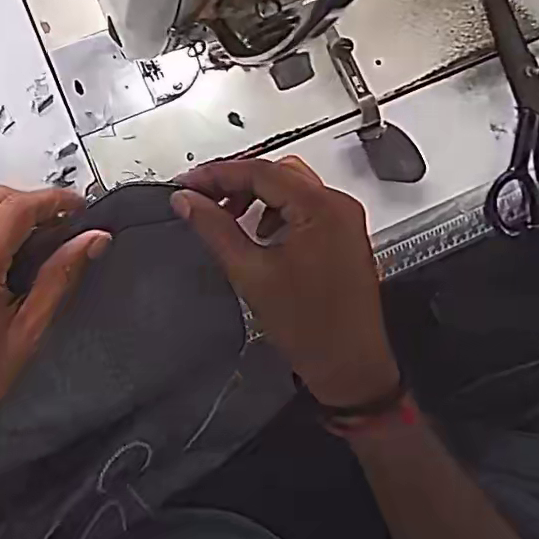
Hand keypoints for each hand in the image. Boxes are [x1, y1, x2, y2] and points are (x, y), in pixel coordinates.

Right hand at [172, 156, 398, 407]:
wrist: (349, 366)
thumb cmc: (314, 329)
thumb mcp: (249, 272)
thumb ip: (214, 228)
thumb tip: (189, 202)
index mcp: (321, 209)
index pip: (260, 172)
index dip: (217, 174)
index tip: (189, 182)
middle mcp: (338, 207)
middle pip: (276, 172)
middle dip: (234, 180)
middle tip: (201, 194)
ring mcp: (343, 220)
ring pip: (290, 186)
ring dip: (254, 193)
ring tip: (225, 213)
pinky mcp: (342, 234)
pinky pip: (303, 205)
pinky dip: (274, 208)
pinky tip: (256, 230)